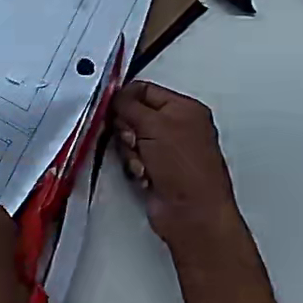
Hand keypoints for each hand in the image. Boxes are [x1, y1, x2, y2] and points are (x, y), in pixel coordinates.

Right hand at [112, 81, 244, 252]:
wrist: (191, 213)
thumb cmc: (181, 165)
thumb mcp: (153, 124)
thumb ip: (129, 104)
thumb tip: (114, 95)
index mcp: (184, 108)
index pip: (143, 89)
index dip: (124, 98)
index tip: (111, 109)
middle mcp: (177, 125)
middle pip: (132, 114)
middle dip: (126, 128)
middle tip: (133, 140)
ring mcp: (167, 148)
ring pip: (129, 136)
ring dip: (129, 150)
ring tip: (142, 164)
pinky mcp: (157, 167)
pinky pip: (133, 156)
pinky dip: (133, 164)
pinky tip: (144, 175)